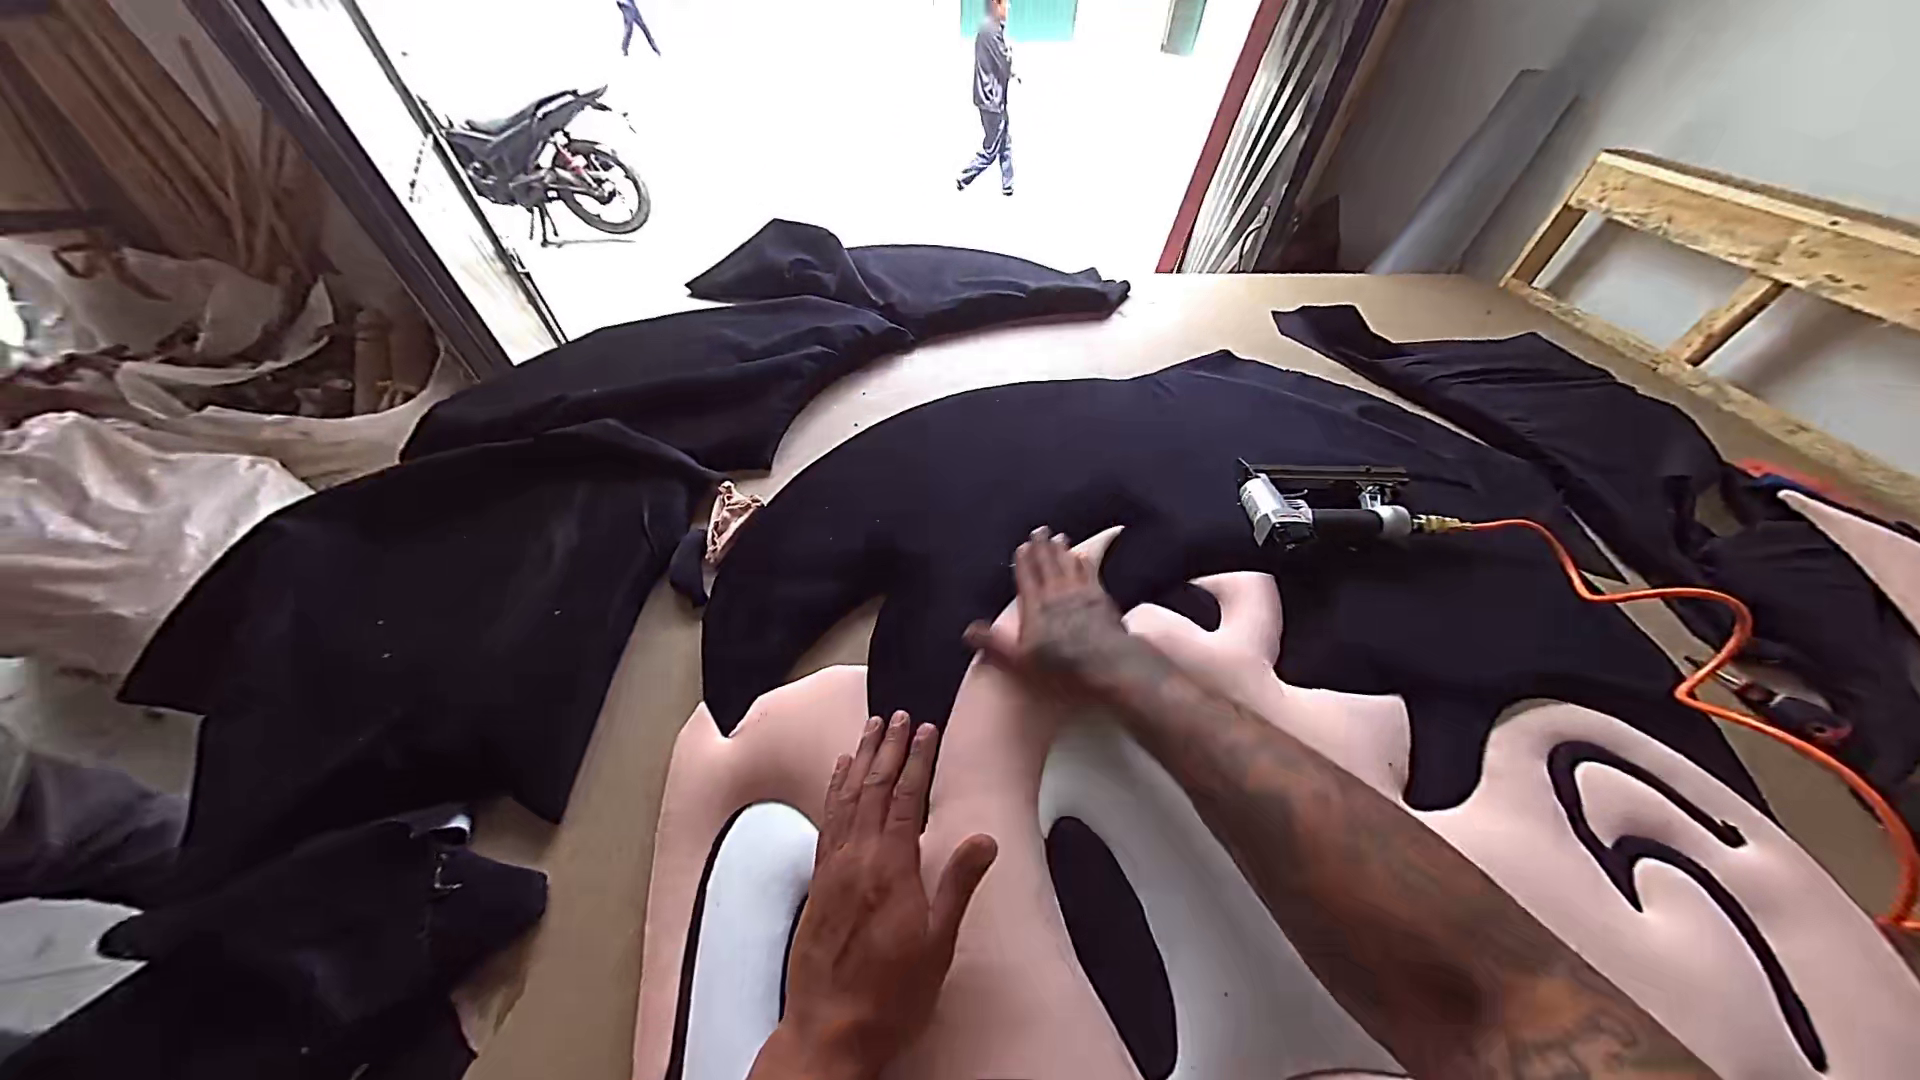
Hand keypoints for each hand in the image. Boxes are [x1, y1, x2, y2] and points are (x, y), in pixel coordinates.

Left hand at [749, 713, 997, 1079]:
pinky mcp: (819, 877)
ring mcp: (834, 864)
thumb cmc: (888, 994)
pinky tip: (840, 771)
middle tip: (900, 716)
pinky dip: (835, 787)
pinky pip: (827, 817)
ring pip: (847, 795)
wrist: (828, 1031)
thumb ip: (958, 884)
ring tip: (871, 728)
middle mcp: (857, 856)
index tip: (927, 731)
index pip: (906, 797)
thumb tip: (984, 841)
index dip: (918, 759)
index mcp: (890, 867)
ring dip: (861, 757)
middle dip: (889, 746)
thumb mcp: (938, 944)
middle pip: (875, 786)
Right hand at [963, 527, 1151, 697]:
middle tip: (1040, 531)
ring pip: (1068, 564)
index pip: (1026, 577)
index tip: (1022, 547)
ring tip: (1059, 538)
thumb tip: (968, 631)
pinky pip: (1090, 573)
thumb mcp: (1018, 659)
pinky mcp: (1100, 597)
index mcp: (1035, 605)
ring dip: (1063, 550)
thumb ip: (993, 643)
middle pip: (1047, 564)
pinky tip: (1083, 557)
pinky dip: (1084, 563)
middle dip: (1042, 547)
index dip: (1023, 562)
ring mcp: (1080, 592)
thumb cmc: (1059, 663)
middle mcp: (1056, 593)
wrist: (1105, 661)